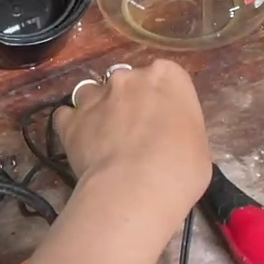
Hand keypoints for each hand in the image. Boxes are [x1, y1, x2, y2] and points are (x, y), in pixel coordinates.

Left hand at [53, 60, 211, 224]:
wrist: (138, 187)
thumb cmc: (181, 168)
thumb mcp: (198, 145)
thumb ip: (179, 130)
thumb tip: (167, 141)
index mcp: (168, 76)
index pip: (164, 77)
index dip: (160, 101)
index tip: (161, 122)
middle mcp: (129, 77)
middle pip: (126, 82)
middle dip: (127, 102)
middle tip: (133, 133)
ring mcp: (96, 96)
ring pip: (91, 93)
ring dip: (96, 109)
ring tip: (102, 138)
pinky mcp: (70, 121)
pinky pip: (65, 116)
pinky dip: (71, 127)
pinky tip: (79, 144)